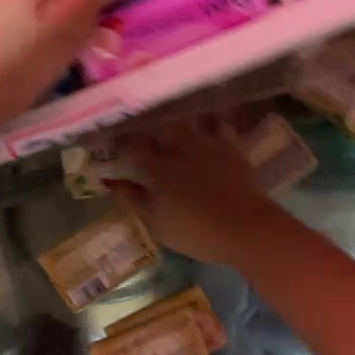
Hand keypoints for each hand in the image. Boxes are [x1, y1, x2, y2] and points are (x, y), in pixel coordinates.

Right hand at [112, 123, 288, 264]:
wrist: (243, 228)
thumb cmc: (193, 231)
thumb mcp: (156, 222)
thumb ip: (133, 198)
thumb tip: (112, 182)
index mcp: (157, 167)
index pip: (134, 146)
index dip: (126, 146)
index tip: (123, 150)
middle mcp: (179, 147)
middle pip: (161, 128)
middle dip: (154, 133)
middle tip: (153, 145)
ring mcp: (208, 144)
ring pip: (189, 124)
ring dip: (181, 128)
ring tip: (179, 137)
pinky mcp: (232, 147)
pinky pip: (220, 126)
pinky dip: (213, 128)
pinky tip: (211, 135)